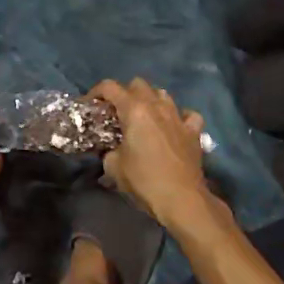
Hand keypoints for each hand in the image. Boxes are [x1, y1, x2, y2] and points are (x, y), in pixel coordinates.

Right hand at [90, 78, 216, 229]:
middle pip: (138, 84)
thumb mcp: (114, 168)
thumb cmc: (144, 180)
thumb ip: (108, 152)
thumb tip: (111, 151)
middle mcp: (157, 106)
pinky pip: (187, 114)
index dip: (96, 92)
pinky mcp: (194, 131)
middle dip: (125, 93)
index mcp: (134, 110)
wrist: (181, 199)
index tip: (90, 104)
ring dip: (151, 101)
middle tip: (117, 112)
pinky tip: (174, 127)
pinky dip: (179, 117)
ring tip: (144, 117)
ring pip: (162, 94)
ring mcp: (178, 116)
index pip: (110, 87)